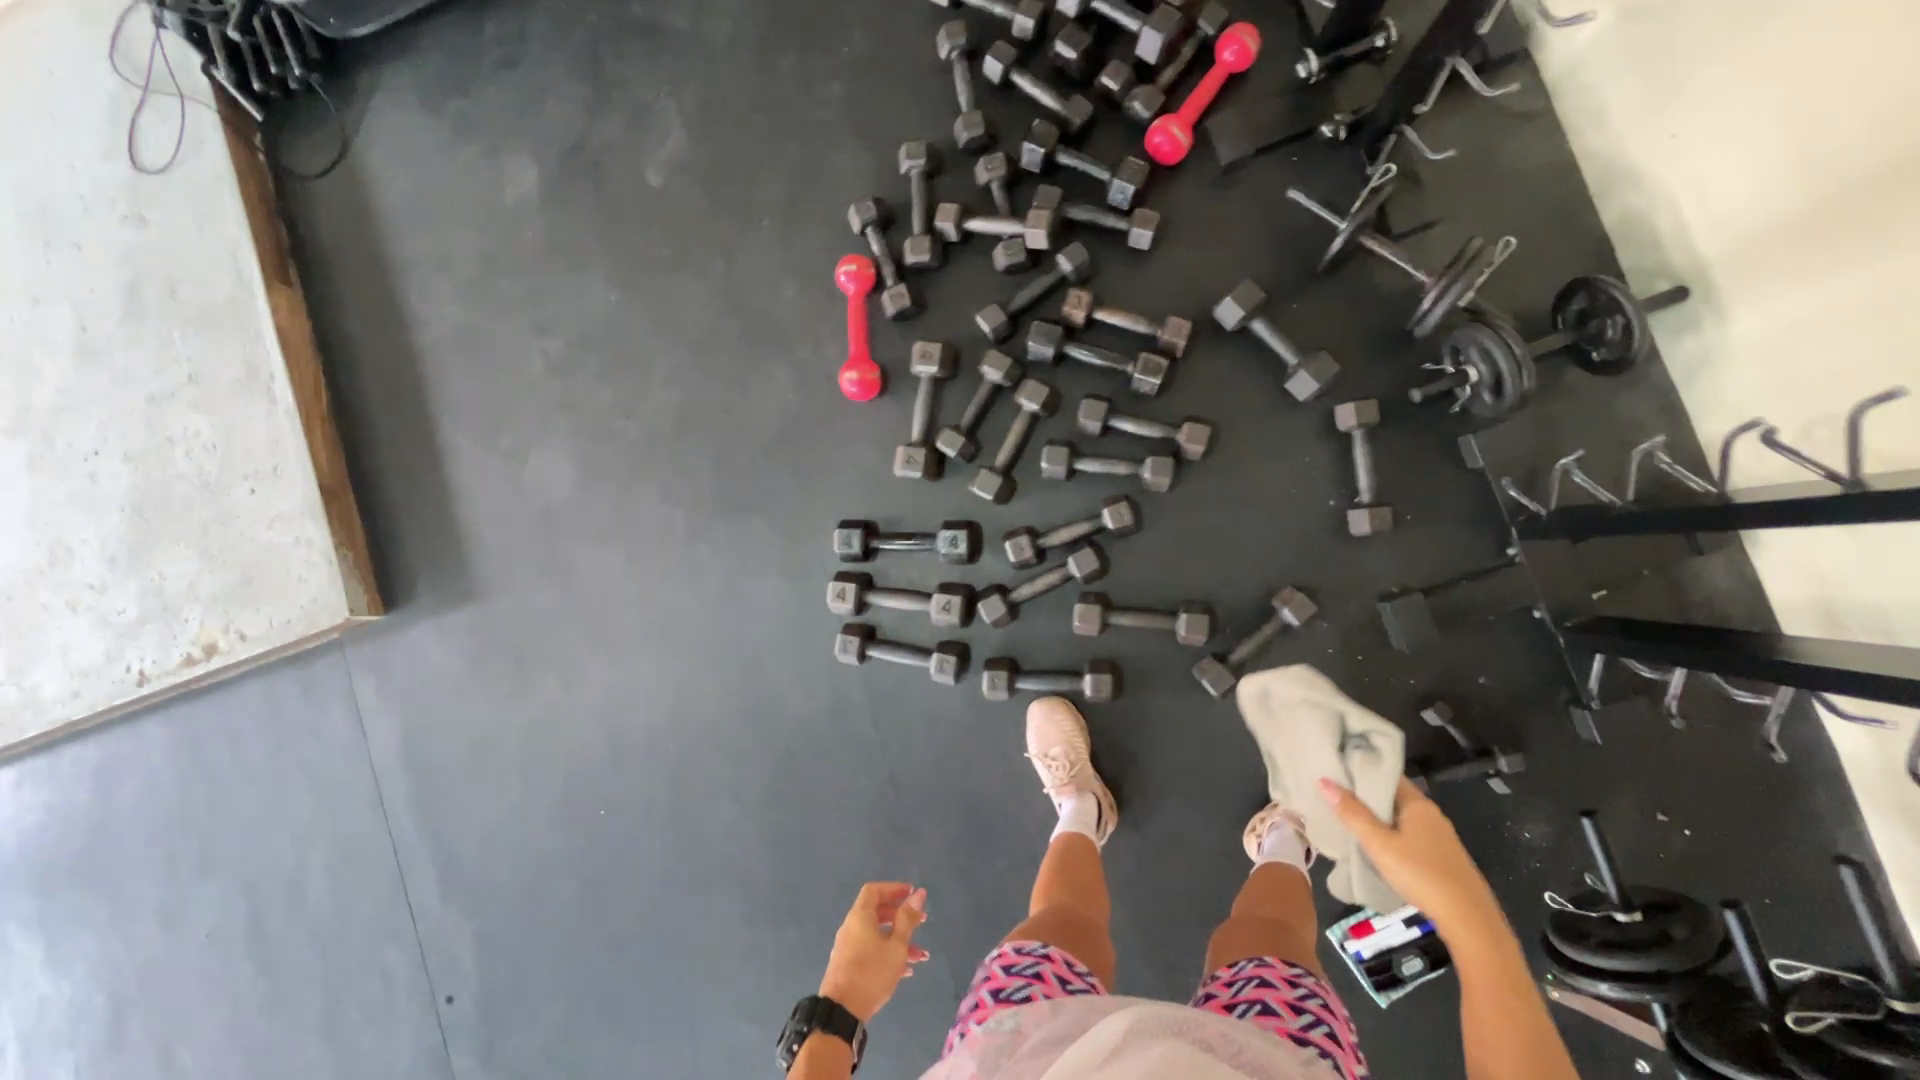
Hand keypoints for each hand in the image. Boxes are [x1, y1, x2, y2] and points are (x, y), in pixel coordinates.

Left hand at [819, 883, 929, 1022]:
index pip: (874, 891)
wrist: (842, 1011)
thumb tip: (919, 894)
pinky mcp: (849, 966)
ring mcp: (848, 948)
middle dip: (901, 917)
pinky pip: (871, 951)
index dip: (893, 889)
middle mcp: (851, 928)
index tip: (912, 894)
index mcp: (860, 917)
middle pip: (876, 913)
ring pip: (877, 936)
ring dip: (899, 941)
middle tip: (922, 922)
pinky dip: (888, 954)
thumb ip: (907, 919)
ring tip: (921, 956)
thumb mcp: (896, 946)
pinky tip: (906, 971)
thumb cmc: (872, 972)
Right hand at [1319, 778, 1501, 934]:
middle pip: (1394, 796)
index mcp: (1418, 804)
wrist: (1468, 918)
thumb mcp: (1380, 844)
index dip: (1362, 770)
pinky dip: (1391, 832)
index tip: (1336, 769)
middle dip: (1366, 795)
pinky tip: (1377, 845)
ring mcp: (1439, 836)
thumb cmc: (1420, 874)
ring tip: (1348, 818)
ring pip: (1402, 817)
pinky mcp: (1442, 855)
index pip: (1388, 775)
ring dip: (1378, 816)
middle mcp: (1431, 814)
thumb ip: (1352, 813)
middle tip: (1334, 795)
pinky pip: (1410, 833)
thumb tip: (1323, 780)